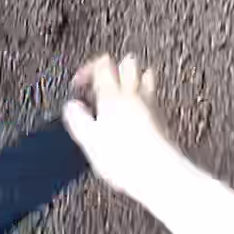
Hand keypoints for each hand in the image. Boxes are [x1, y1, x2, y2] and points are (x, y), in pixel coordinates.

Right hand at [62, 54, 185, 201]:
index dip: (89, 69)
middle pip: (127, 62)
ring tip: (122, 93)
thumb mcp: (90, 141)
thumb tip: (71, 107)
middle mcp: (133, 93)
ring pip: (145, 74)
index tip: (81, 84)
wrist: (157, 172)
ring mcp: (150, 102)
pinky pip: (154, 95)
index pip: (102, 64)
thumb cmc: (123, 158)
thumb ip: (79, 120)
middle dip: (115, 68)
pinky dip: (145, 96)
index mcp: (112, 95)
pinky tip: (138, 112)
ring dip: (134, 78)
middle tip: (103, 84)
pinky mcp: (162, 116)